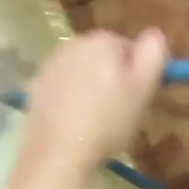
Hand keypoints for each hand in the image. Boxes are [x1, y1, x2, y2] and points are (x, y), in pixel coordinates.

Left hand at [22, 29, 167, 168]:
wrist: (57, 155)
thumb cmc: (107, 120)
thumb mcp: (144, 87)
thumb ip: (153, 53)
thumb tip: (154, 33)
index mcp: (101, 40)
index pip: (128, 48)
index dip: (136, 73)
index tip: (136, 97)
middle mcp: (73, 44)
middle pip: (103, 58)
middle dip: (112, 78)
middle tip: (119, 111)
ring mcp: (49, 66)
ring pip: (82, 72)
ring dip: (91, 88)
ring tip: (95, 120)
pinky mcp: (34, 88)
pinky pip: (62, 87)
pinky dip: (70, 99)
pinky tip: (74, 123)